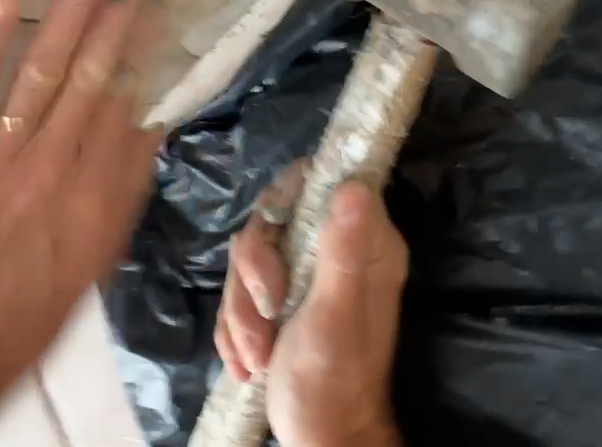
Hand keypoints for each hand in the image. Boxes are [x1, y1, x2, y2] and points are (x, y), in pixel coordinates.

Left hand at [0, 0, 162, 384]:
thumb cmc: (36, 296)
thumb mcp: (103, 247)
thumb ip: (129, 181)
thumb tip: (154, 118)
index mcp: (98, 186)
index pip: (125, 96)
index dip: (142, 43)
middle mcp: (57, 163)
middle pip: (92, 73)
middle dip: (115, 11)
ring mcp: (0, 157)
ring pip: (43, 70)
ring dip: (70, 11)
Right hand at [216, 166, 407, 446]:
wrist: (318, 441)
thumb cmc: (333, 382)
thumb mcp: (334, 314)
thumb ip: (342, 250)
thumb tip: (354, 185)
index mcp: (364, 241)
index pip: (320, 180)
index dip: (286, 198)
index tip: (269, 240)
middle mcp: (337, 247)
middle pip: (273, 219)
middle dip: (254, 274)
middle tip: (264, 315)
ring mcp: (306, 273)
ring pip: (250, 258)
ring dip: (242, 310)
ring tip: (257, 355)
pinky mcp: (281, 298)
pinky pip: (241, 290)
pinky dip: (237, 327)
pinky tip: (248, 363)